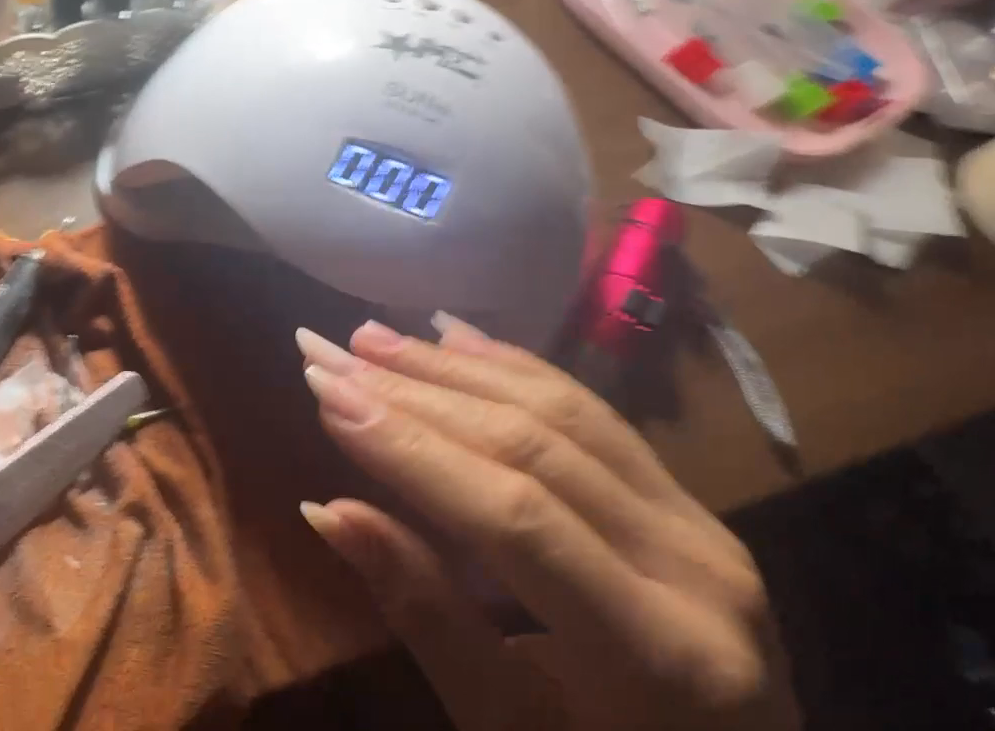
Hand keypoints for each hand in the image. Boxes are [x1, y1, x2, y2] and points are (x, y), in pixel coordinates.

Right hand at [297, 316, 798, 730]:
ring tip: (369, 336)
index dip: (411, 449)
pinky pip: (595, 417)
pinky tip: (454, 335)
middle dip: (414, 392)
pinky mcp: (690, 505)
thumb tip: (327, 511)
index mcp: (659, 652)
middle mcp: (696, 568)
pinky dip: (515, 368)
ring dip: (454, 367)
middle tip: (325, 351)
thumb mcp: (504, 724)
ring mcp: (703, 526)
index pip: (514, 515)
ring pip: (564, 415)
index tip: (325, 394)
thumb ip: (424, 614)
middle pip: (536, 449)